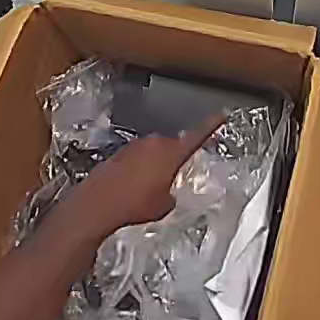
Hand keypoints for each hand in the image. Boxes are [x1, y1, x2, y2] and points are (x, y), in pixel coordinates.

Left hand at [52, 115, 226, 241]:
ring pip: (154, 150)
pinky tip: (135, 185)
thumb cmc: (136, 204)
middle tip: (178, 175)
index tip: (221, 115)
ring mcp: (135, 145)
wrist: (98, 204)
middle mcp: (154, 143)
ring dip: (156, 162)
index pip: (197, 135)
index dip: (211, 125)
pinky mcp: (119, 153)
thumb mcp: (165, 205)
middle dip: (177, 157)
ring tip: (153, 186)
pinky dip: (140, 166)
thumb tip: (169, 192)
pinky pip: (137, 156)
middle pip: (173, 144)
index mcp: (172, 153)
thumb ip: (173, 192)